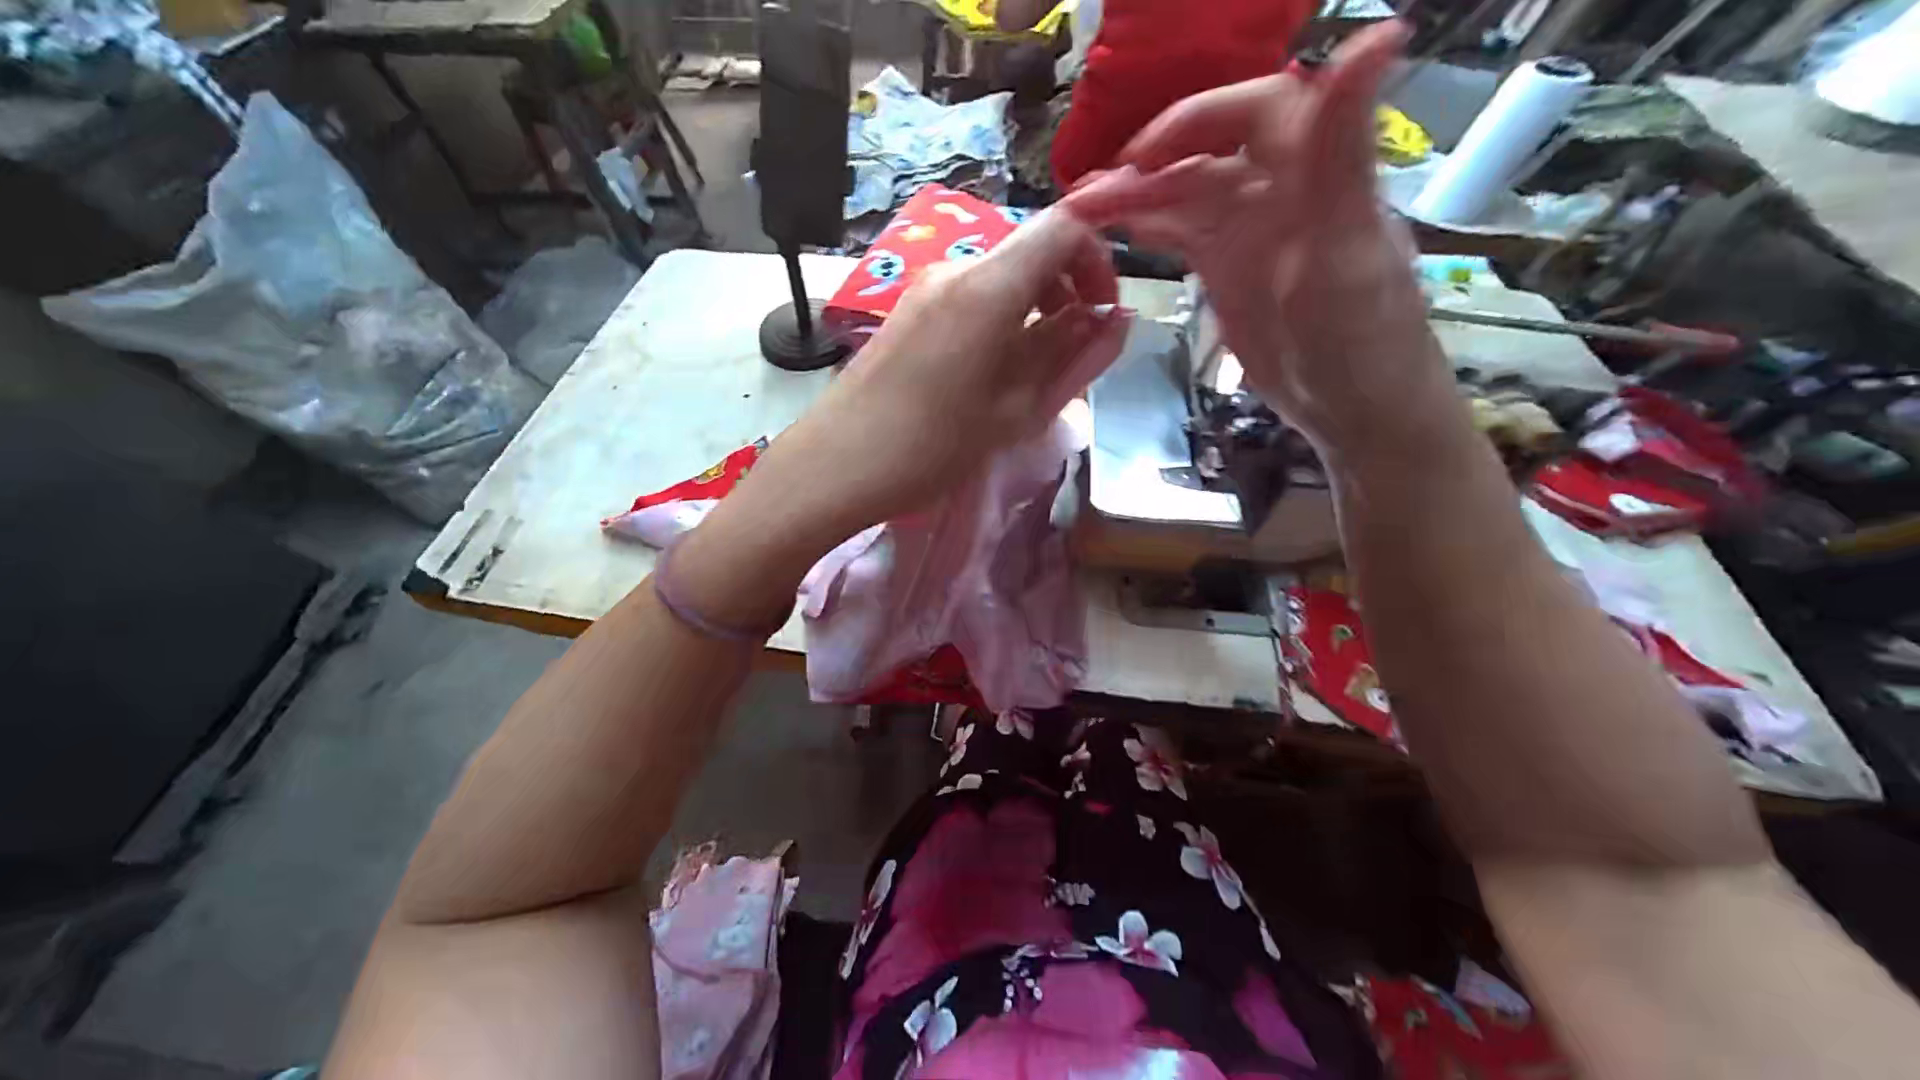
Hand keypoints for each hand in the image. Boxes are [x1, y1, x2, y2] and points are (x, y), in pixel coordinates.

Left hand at [755, 206, 1125, 541]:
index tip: (1107, 312)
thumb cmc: (929, 448)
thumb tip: (1114, 322)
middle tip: (1080, 349)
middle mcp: (956, 271)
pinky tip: (997, 371)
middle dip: (1071, 287)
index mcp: (988, 288)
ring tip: (1041, 369)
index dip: (1101, 257)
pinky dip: (1003, 319)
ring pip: (1003, 276)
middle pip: (1033, 249)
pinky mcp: (909, 312)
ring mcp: (926, 289)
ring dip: (1038, 307)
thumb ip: (1072, 359)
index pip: (1064, 227)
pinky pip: (972, 297)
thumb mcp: (1014, 411)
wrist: (833, 467)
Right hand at [1063, 21, 1457, 463]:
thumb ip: (1344, 151)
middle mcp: (1278, 190)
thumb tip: (1379, 33)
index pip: (1252, 111)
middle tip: (1084, 200)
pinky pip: (1180, 233)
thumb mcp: (1347, 249)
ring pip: (1183, 196)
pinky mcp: (1227, 268)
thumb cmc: (1361, 337)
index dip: (1194, 120)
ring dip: (1134, 201)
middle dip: (1144, 170)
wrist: (1355, 410)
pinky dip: (1146, 228)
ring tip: (1079, 215)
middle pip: (1202, 155)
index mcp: (1314, 171)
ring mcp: (1249, 230)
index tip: (1139, 158)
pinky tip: (1111, 233)